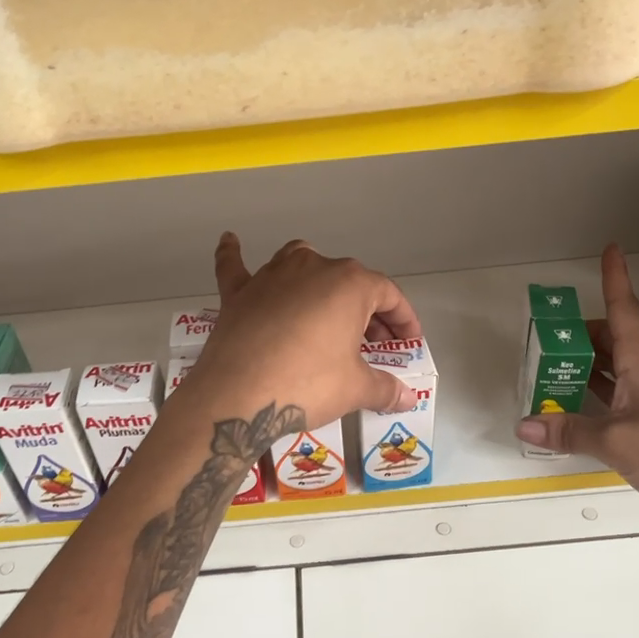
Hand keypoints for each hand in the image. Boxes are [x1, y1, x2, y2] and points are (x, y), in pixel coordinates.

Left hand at [187, 234, 421, 428]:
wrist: (237, 395)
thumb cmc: (306, 384)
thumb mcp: (355, 388)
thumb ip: (385, 388)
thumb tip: (407, 397)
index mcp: (349, 284)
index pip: (388, 294)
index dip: (403, 319)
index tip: (408, 340)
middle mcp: (312, 267)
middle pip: (348, 282)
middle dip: (366, 311)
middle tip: (374, 345)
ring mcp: (271, 275)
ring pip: (300, 261)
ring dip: (317, 279)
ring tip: (326, 306)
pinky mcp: (239, 293)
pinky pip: (236, 265)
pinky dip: (235, 254)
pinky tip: (230, 240)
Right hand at [514, 245, 638, 522]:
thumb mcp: (614, 443)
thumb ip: (569, 431)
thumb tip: (524, 424)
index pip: (624, 310)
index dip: (615, 278)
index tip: (611, 248)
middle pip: (613, 337)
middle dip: (583, 331)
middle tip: (549, 336)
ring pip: (616, 365)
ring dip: (588, 361)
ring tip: (553, 365)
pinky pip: (620, 391)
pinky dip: (597, 388)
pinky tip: (576, 401)